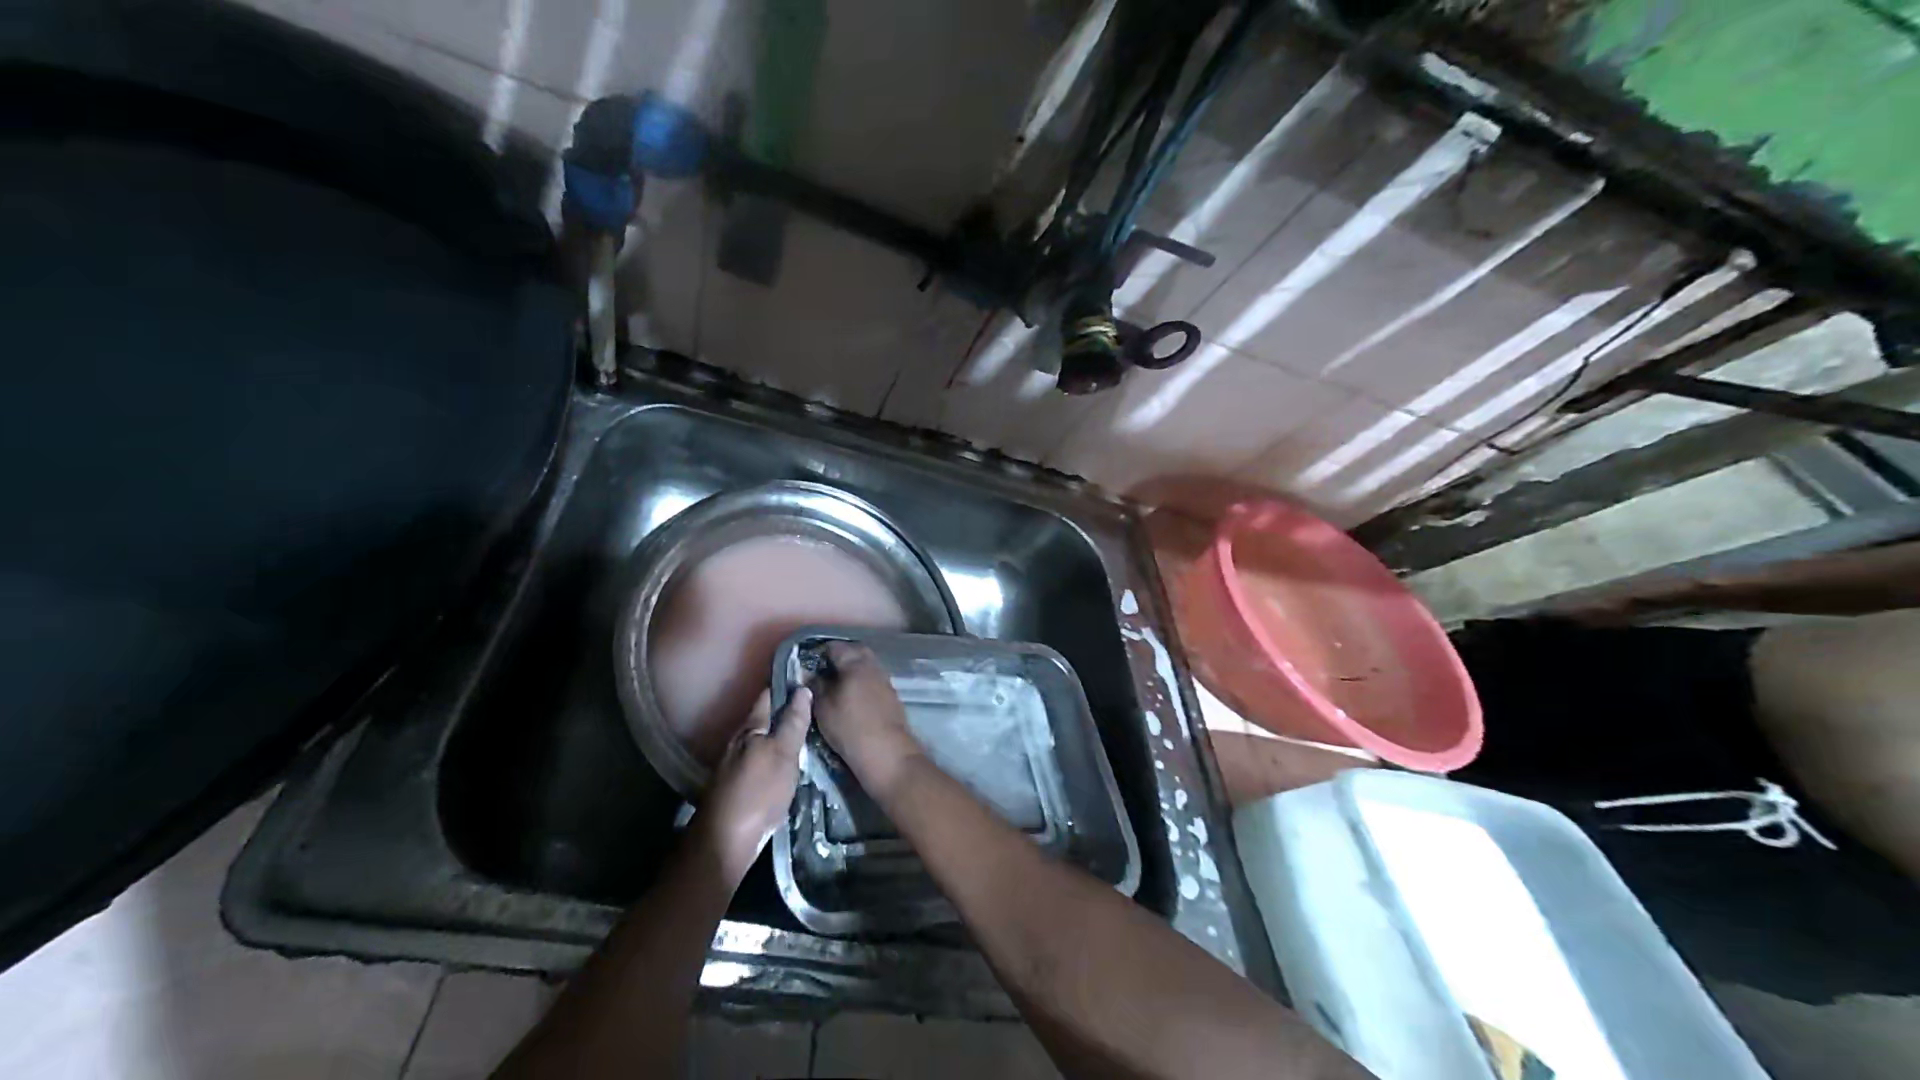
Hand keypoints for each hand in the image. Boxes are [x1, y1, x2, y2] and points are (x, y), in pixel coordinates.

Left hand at [694, 687, 811, 882]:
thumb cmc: (758, 792)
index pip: (769, 694)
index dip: (788, 684)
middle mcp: (740, 741)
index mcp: (750, 728)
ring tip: (808, 734)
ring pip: (764, 740)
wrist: (726, 841)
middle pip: (766, 718)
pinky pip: (762, 760)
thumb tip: (802, 689)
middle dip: (787, 710)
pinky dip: (777, 756)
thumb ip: (793, 723)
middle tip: (816, 707)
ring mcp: (737, 764)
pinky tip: (790, 765)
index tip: (810, 676)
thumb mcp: (782, 753)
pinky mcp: (739, 786)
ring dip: (782, 735)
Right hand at [812, 643, 920, 799]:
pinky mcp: (892, 696)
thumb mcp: (823, 707)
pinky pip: (874, 680)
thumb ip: (816, 686)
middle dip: (839, 657)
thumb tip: (810, 674)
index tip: (809, 665)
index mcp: (855, 663)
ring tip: (837, 686)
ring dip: (853, 670)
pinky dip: (863, 683)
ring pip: (867, 666)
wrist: (888, 753)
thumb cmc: (850, 727)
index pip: (835, 646)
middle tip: (823, 673)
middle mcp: (873, 666)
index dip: (820, 653)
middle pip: (855, 651)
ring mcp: (885, 680)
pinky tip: (854, 697)